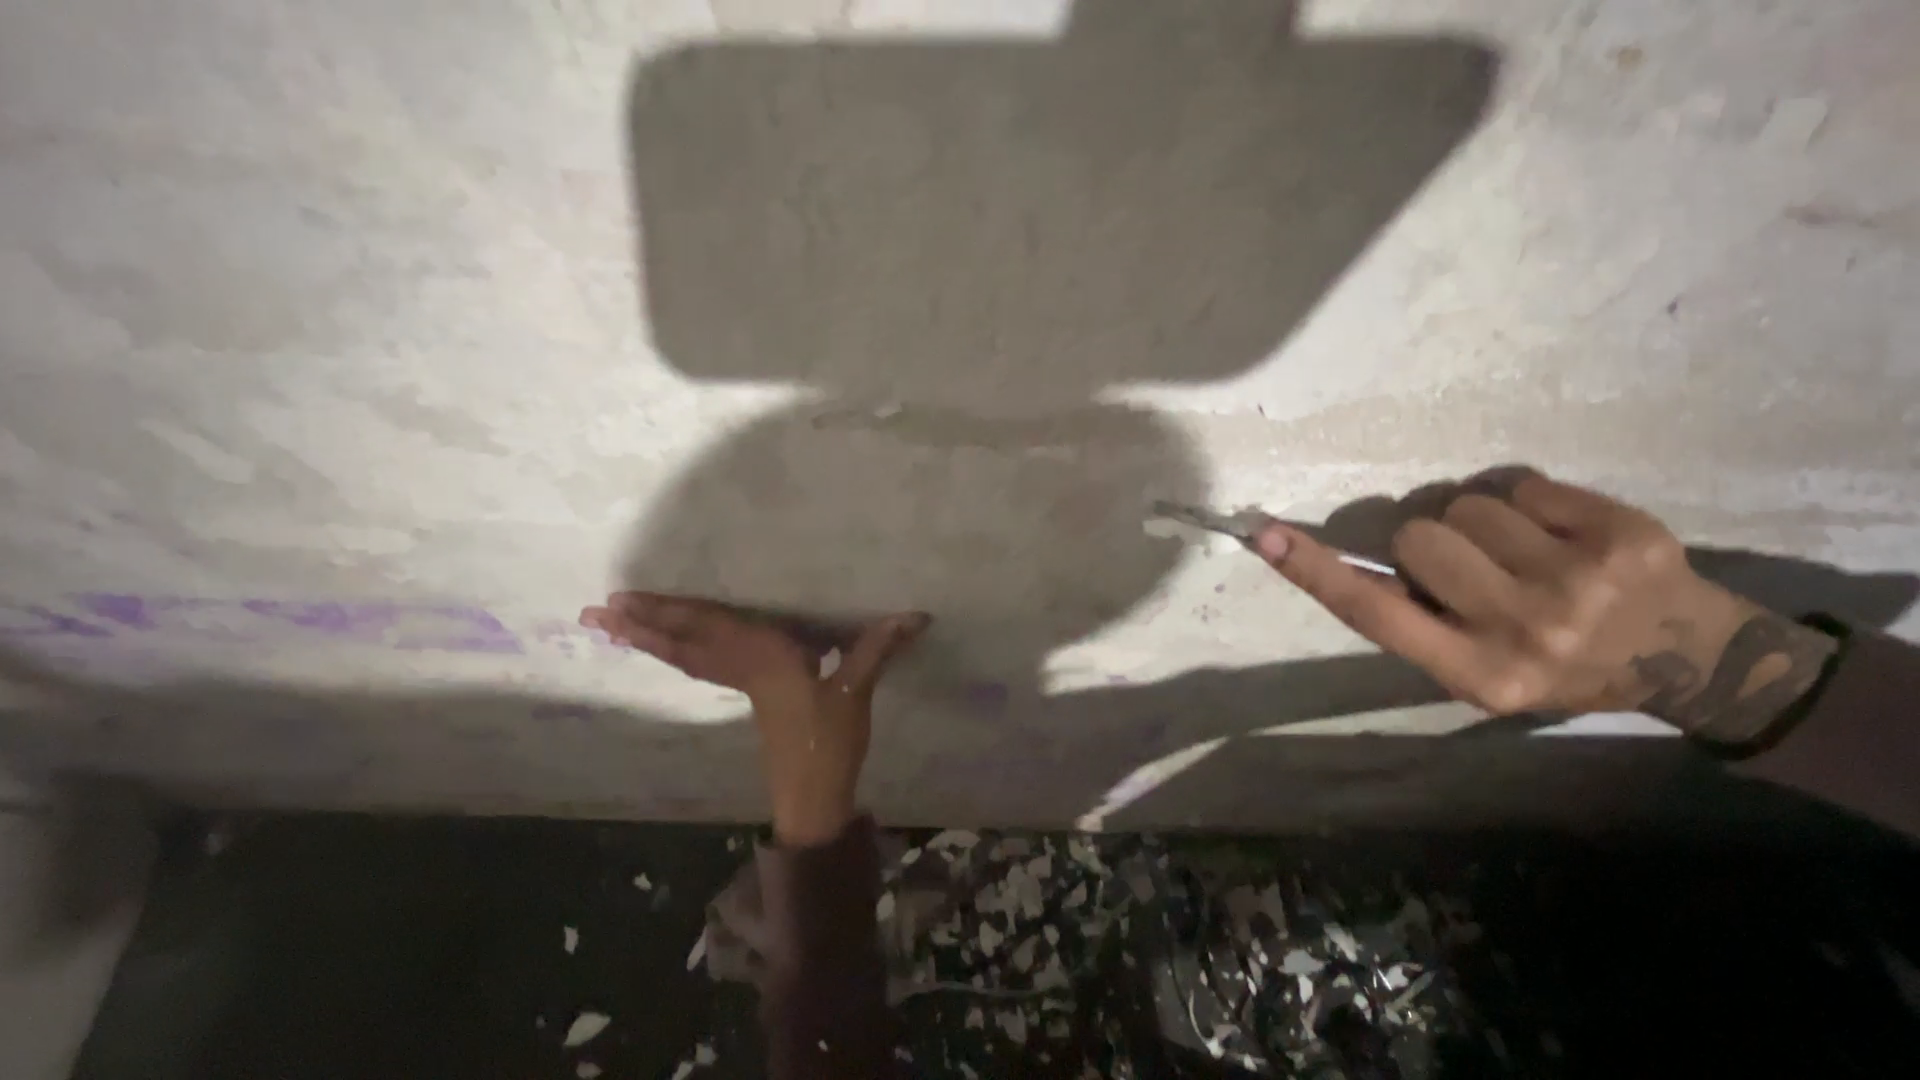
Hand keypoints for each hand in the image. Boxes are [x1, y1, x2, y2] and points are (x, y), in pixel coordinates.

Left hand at [579, 593, 930, 844]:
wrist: (815, 796)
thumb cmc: (831, 742)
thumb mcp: (857, 691)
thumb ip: (878, 647)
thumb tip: (918, 614)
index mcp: (763, 658)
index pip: (707, 627)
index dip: (666, 612)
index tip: (623, 601)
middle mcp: (743, 667)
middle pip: (684, 641)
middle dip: (641, 625)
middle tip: (593, 611)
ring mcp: (743, 684)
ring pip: (687, 656)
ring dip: (650, 639)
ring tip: (612, 626)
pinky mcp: (752, 698)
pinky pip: (704, 666)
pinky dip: (680, 653)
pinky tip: (671, 648)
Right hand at [1252, 470, 1838, 743]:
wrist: (1688, 659)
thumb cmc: (1560, 669)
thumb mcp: (1480, 672)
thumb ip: (1419, 623)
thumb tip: (1365, 556)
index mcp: (1478, 672)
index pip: (1376, 614)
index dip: (1315, 572)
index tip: (1267, 536)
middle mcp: (1523, 629)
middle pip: (1417, 537)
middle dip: (1429, 541)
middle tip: (1469, 566)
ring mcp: (1579, 580)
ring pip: (1465, 505)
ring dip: (1478, 520)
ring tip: (1520, 551)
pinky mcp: (1620, 533)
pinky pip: (1522, 484)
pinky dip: (1526, 502)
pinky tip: (1557, 533)